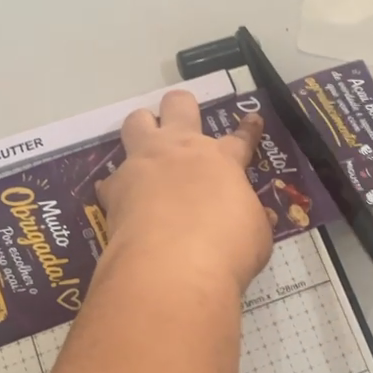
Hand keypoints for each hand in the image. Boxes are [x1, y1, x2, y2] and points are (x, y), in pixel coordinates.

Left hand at [96, 91, 272, 293]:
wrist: (173, 265)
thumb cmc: (226, 249)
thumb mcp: (256, 237)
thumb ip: (254, 220)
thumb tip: (262, 216)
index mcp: (221, 160)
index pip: (239, 137)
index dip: (248, 128)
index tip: (251, 119)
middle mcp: (181, 151)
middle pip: (179, 107)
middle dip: (181, 106)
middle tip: (183, 117)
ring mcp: (144, 163)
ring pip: (137, 122)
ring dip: (141, 127)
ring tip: (144, 142)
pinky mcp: (115, 187)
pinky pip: (111, 178)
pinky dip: (116, 187)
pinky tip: (118, 198)